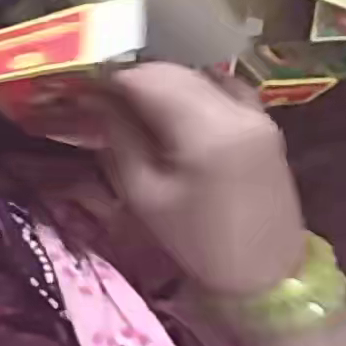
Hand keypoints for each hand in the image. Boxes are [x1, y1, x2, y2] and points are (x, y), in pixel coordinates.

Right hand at [94, 63, 306, 299]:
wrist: (264, 274)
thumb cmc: (195, 240)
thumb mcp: (143, 192)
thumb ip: (118, 136)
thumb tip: (93, 100)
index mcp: (205, 131)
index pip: (147, 79)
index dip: (108, 76)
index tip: (80, 85)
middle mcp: (235, 110)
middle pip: (172, 71)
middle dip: (130, 75)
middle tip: (97, 91)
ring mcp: (255, 112)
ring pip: (194, 74)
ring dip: (158, 79)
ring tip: (127, 99)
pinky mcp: (263, 121)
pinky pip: (218, 86)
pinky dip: (187, 87)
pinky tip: (168, 104)